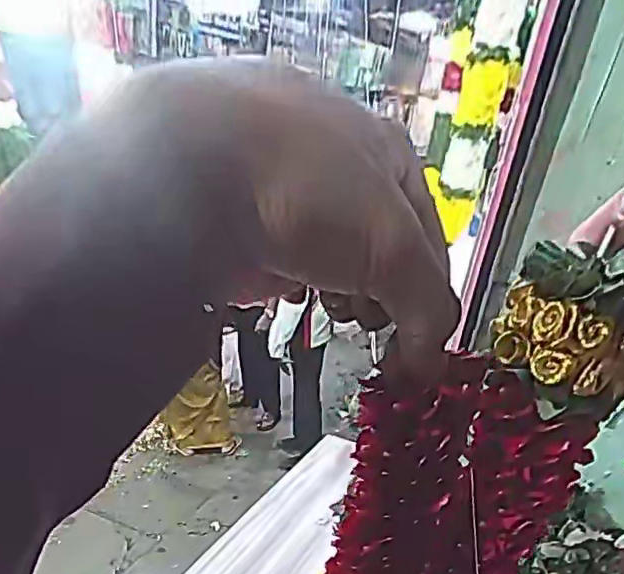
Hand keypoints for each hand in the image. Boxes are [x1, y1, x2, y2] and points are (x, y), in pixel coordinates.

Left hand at [99, 61, 457, 382]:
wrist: (191, 173)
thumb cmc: (305, 188)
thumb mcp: (395, 250)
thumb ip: (429, 309)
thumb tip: (429, 367)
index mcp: (389, 157)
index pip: (432, 245)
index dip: (431, 302)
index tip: (421, 353)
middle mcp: (343, 170)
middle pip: (386, 257)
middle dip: (386, 299)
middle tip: (373, 323)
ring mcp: (292, 195)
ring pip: (340, 265)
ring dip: (345, 297)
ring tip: (334, 304)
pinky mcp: (252, 223)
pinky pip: (295, 269)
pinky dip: (302, 290)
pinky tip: (295, 295)